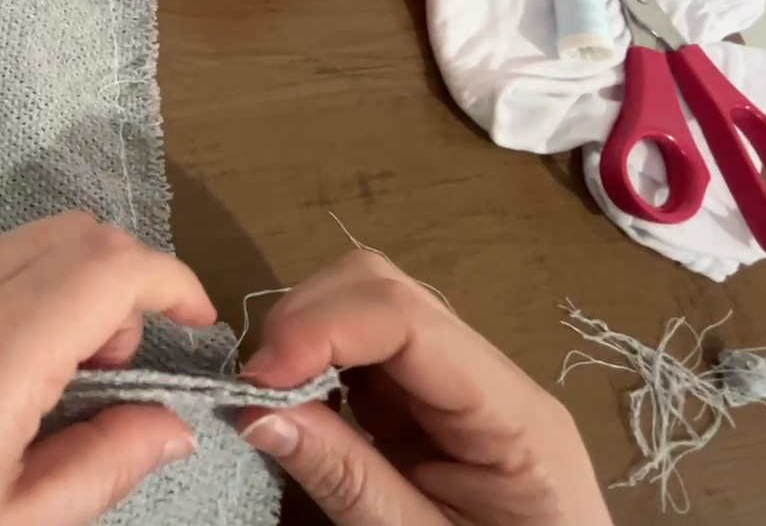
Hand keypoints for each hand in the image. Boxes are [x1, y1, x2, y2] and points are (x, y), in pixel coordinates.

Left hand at [0, 212, 218, 525]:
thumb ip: (103, 466)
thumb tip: (170, 424)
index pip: (108, 267)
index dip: (170, 279)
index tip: (197, 319)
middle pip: (74, 233)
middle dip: (125, 280)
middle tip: (123, 364)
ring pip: (29, 239)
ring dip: (72, 280)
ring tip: (62, 368)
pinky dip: (23, 284)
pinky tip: (7, 356)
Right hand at [235, 251, 611, 525]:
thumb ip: (345, 479)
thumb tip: (251, 410)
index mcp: (514, 415)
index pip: (405, 319)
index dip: (321, 329)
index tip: (258, 380)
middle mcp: (485, 373)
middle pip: (380, 288)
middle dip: (304, 320)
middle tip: (257, 387)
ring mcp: (450, 376)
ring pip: (360, 298)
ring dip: (302, 332)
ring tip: (273, 394)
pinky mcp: (419, 390)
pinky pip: (353, 341)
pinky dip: (310, 355)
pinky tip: (299, 399)